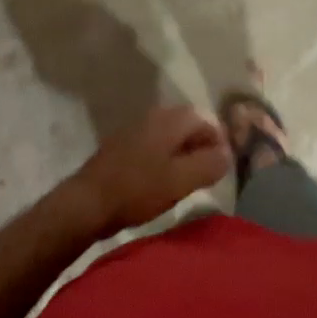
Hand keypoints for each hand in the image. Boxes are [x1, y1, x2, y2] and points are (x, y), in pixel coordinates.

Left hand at [66, 105, 232, 236]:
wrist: (88, 201)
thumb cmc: (138, 190)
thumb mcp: (181, 181)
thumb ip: (209, 164)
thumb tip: (228, 153)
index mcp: (168, 120)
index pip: (206, 119)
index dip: (219, 141)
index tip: (224, 166)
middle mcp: (152, 116)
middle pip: (187, 124)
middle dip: (202, 145)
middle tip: (209, 173)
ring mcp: (135, 129)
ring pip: (170, 135)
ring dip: (183, 152)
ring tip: (190, 179)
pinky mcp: (123, 145)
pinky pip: (154, 144)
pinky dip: (165, 157)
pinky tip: (164, 179)